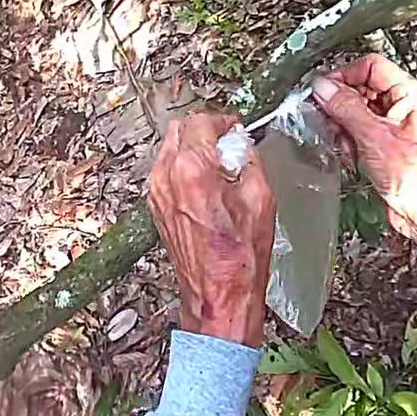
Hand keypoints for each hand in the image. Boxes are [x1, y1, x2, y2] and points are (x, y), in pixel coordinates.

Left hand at [148, 112, 275, 346]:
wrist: (218, 295)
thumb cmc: (239, 257)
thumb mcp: (260, 197)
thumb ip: (247, 159)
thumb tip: (239, 144)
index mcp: (192, 168)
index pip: (201, 121)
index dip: (223, 121)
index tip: (236, 129)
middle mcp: (167, 177)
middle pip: (179, 129)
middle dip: (205, 131)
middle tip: (229, 145)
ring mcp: (157, 193)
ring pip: (170, 149)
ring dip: (194, 149)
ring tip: (221, 168)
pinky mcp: (156, 208)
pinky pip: (167, 172)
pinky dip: (185, 168)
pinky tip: (208, 186)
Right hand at [312, 55, 416, 293]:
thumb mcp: (375, 137)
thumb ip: (346, 108)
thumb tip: (325, 88)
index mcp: (413, 95)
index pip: (371, 67)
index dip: (344, 76)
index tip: (323, 92)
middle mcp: (408, 109)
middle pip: (364, 91)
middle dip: (342, 106)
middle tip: (326, 118)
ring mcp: (399, 131)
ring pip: (361, 116)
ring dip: (345, 128)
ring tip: (342, 143)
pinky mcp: (391, 152)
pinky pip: (364, 138)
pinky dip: (352, 144)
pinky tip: (351, 156)